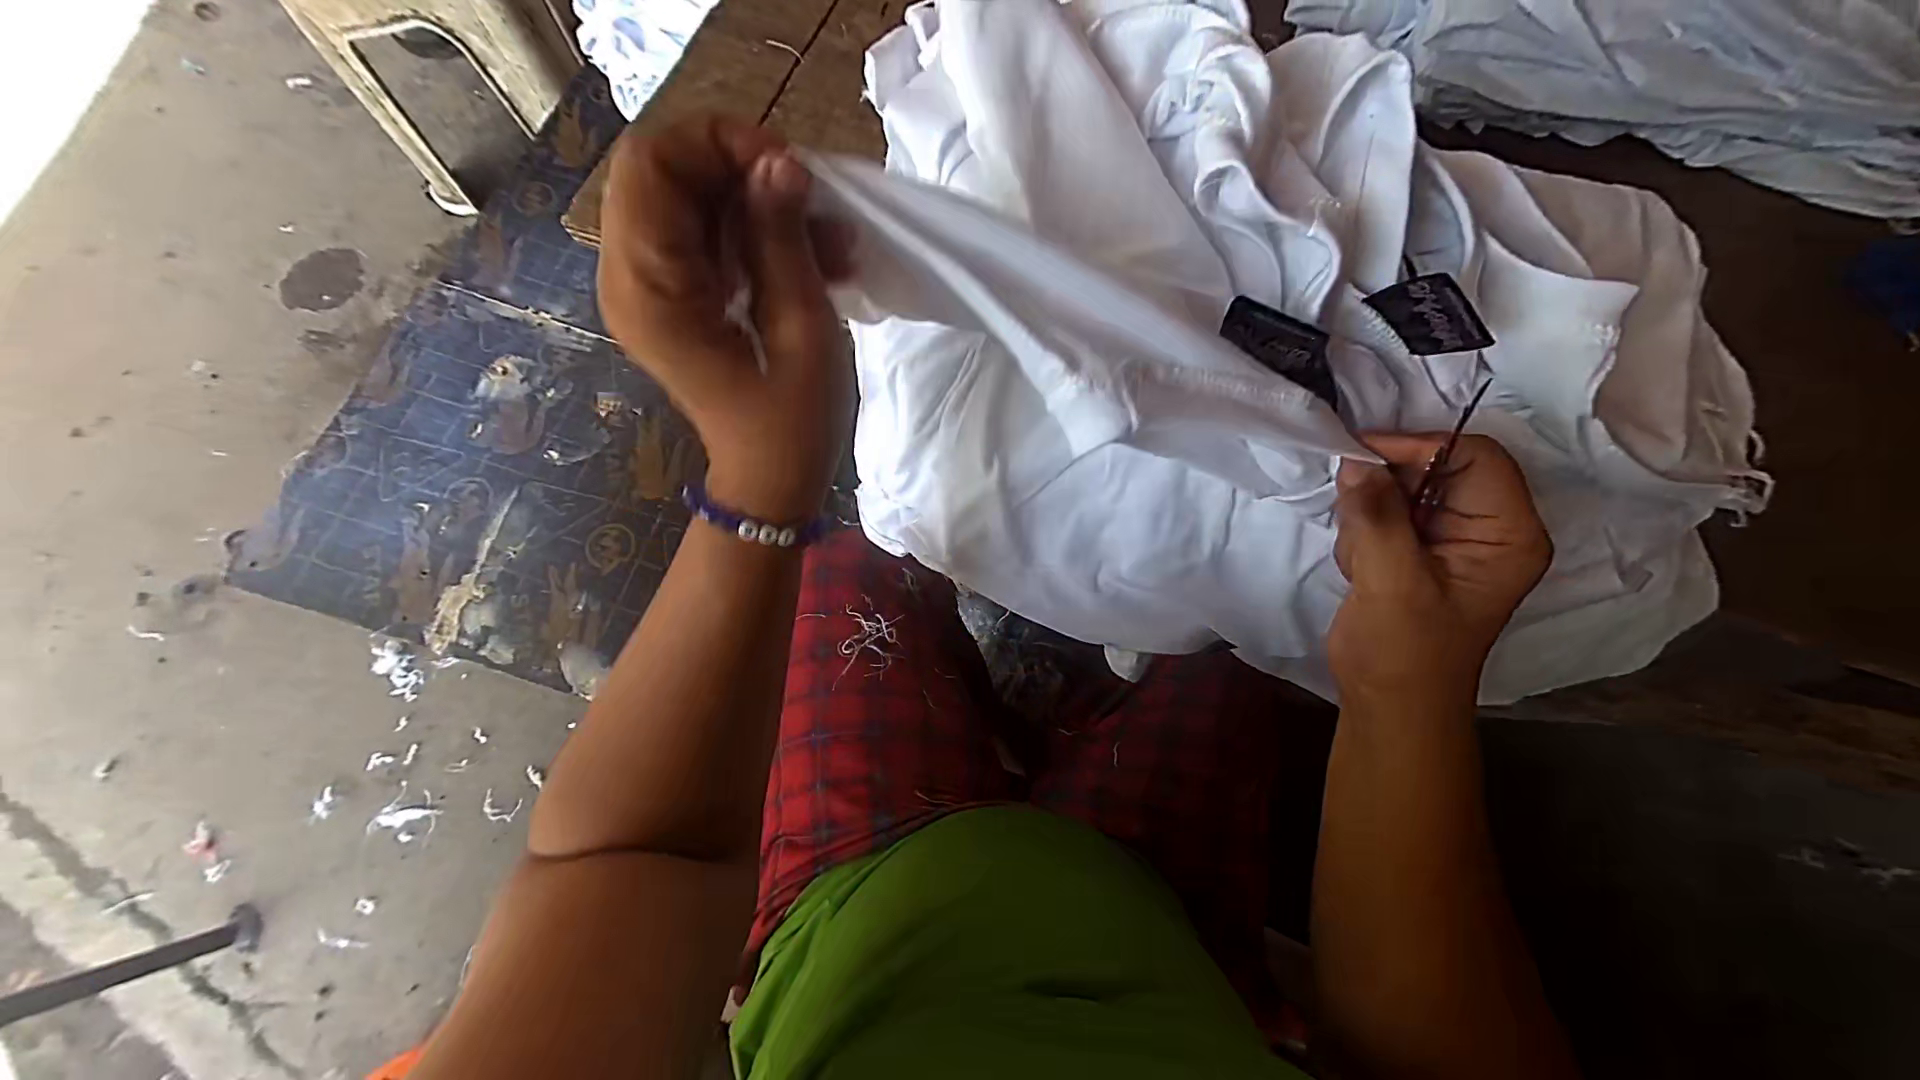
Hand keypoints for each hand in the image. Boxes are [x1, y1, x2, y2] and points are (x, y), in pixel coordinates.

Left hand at [597, 115, 854, 523]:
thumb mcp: (801, 333)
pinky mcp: (674, 299)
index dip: (719, 144)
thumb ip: (783, 243)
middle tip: (814, 205)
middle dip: (746, 174)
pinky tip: (815, 260)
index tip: (790, 171)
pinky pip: (707, 238)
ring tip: (833, 244)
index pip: (652, 164)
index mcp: (649, 291)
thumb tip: (780, 163)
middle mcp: (630, 279)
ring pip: (692, 202)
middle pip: (666, 175)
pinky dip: (758, 235)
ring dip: (762, 207)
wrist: (769, 483)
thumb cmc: (792, 426)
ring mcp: (649, 289)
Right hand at [1328, 434, 1551, 703]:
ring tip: (1362, 558)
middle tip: (1353, 512)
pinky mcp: (1412, 550)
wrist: (1386, 700)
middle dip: (1388, 484)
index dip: (1421, 447)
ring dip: (1369, 513)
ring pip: (1402, 487)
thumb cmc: (1405, 650)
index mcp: (1507, 534)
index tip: (1360, 453)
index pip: (1476, 458)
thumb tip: (1355, 461)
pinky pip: (1382, 512)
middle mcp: (1485, 528)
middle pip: (1438, 467)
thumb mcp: (1394, 582)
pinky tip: (1359, 567)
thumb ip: (1377, 518)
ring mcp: (1447, 539)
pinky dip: (1360, 529)